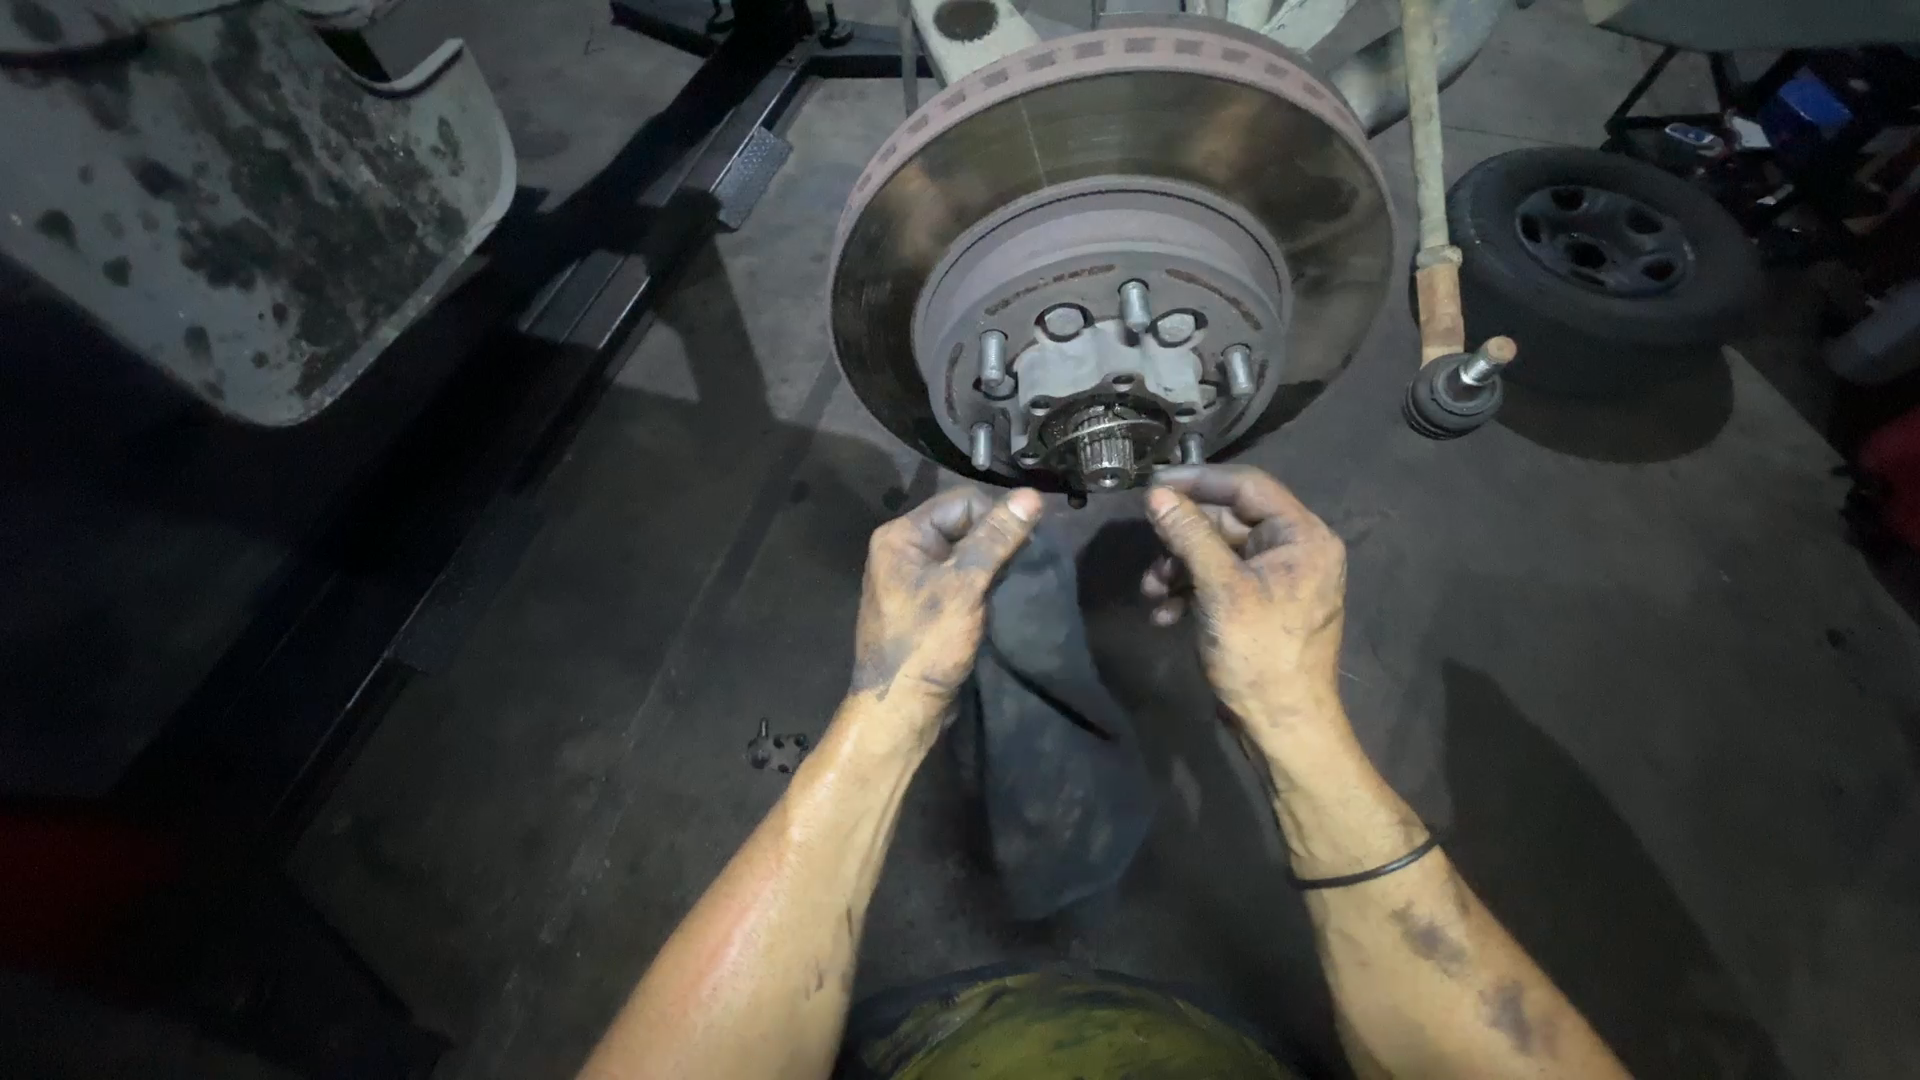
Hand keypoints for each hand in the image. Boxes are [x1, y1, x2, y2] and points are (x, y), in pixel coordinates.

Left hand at [849, 486, 1043, 733]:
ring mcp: (916, 580)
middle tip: (1026, 565)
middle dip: (998, 543)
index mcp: (901, 536)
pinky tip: (1007, 598)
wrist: (902, 709)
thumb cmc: (926, 642)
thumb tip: (1033, 495)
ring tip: (1020, 581)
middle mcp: (905, 551)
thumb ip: (997, 538)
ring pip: (968, 556)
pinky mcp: (930, 606)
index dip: (996, 517)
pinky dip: (986, 587)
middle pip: (964, 527)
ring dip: (995, 567)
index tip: (1025, 543)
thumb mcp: (964, 585)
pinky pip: (963, 582)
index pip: (961, 502)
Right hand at [1141, 466, 1346, 738]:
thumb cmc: (1259, 654)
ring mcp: (1274, 578)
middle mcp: (1293, 549)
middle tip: (1147, 545)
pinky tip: (1165, 614)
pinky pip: (1216, 579)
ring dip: (1177, 567)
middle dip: (1181, 537)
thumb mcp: (1220, 589)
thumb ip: (1189, 536)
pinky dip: (1188, 591)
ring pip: (1215, 551)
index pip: (1247, 487)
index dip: (1199, 481)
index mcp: (1302, 537)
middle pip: (1227, 520)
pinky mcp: (1255, 603)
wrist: (1280, 726)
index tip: (1153, 484)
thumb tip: (1156, 494)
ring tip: (1151, 592)